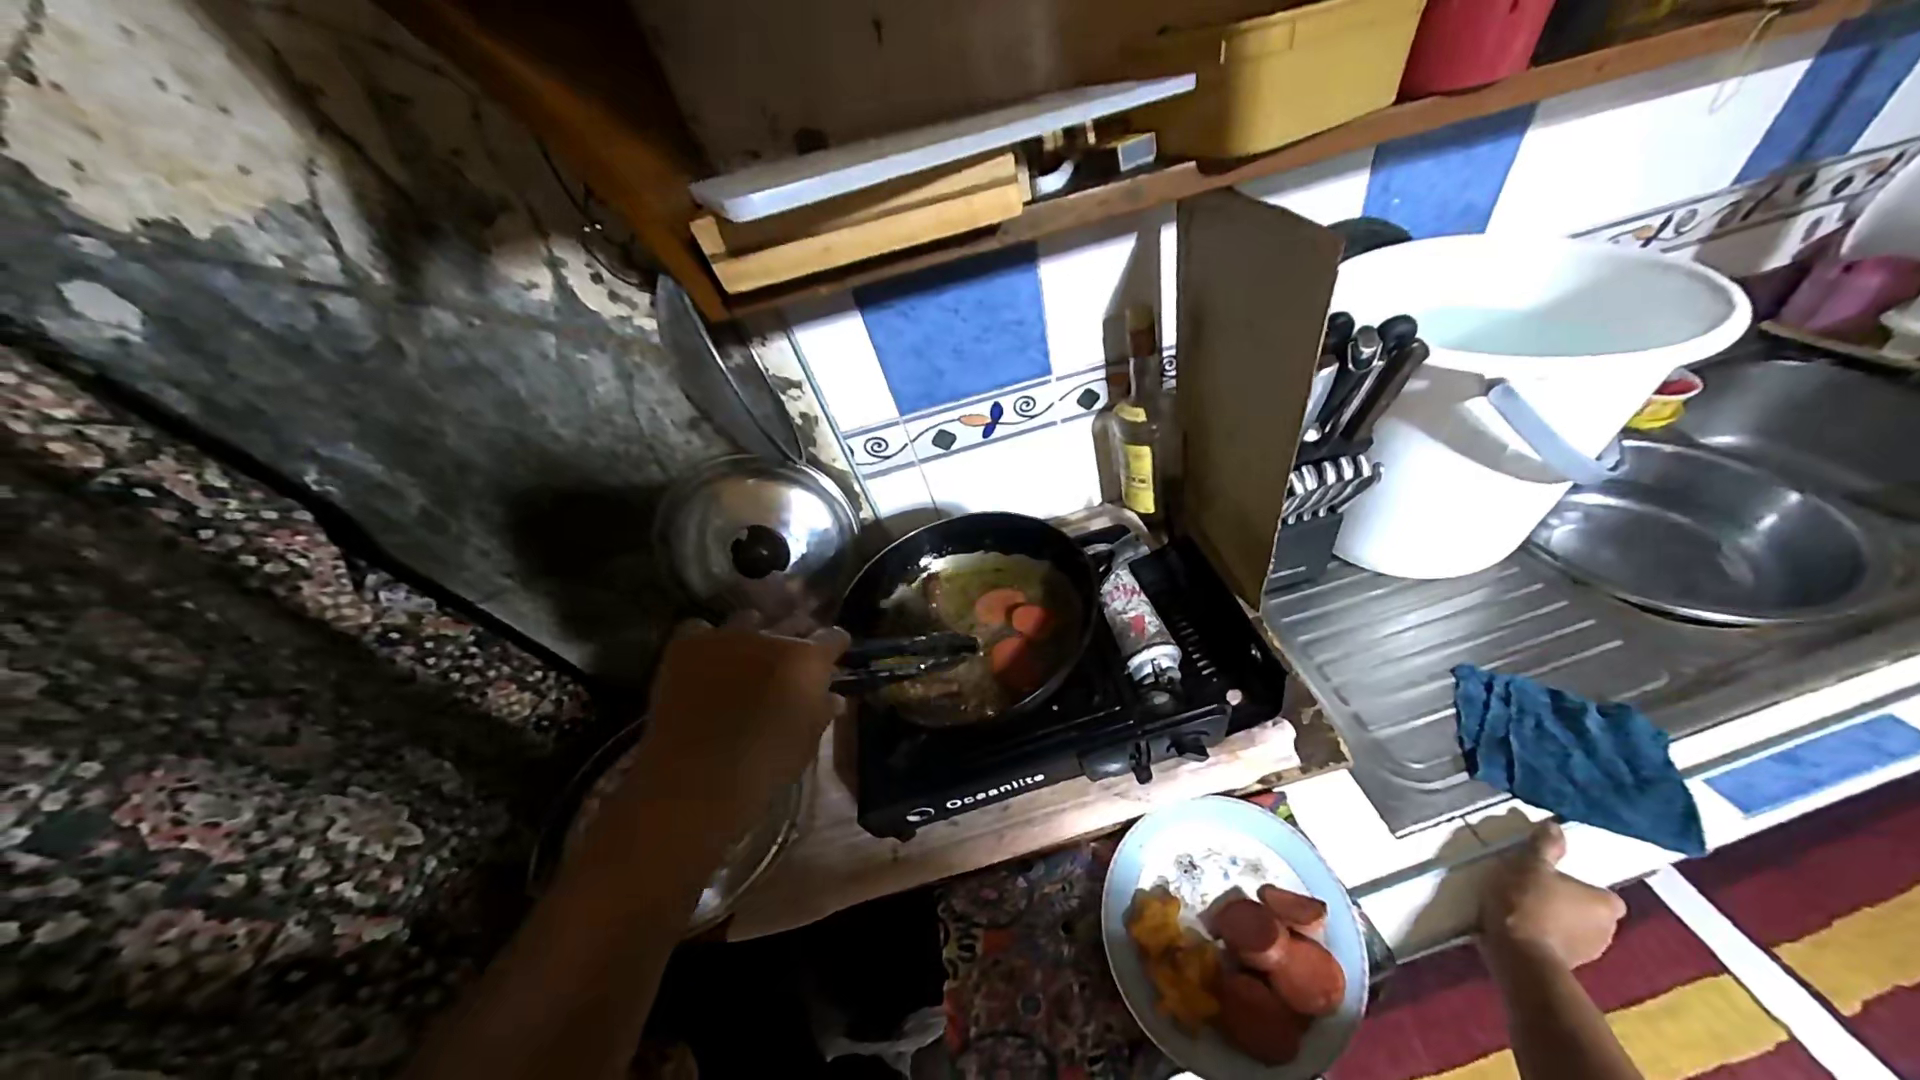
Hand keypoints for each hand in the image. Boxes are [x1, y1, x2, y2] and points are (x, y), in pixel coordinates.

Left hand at [594, 614, 849, 856]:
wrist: (698, 777)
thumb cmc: (765, 765)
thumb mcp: (806, 742)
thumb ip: (821, 711)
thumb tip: (832, 697)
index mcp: (807, 659)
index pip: (833, 637)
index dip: (835, 646)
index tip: (833, 657)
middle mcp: (771, 636)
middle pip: (792, 621)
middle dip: (797, 635)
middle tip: (791, 658)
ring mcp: (726, 636)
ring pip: (747, 619)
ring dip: (753, 632)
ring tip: (747, 653)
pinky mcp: (687, 645)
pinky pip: (699, 628)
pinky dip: (706, 640)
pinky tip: (706, 658)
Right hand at [1479, 822, 1626, 970]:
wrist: (1518, 953)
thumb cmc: (1528, 902)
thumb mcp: (1530, 864)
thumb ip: (1545, 846)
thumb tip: (1556, 826)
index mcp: (1606, 905)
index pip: (1603, 894)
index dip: (1581, 886)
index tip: (1553, 879)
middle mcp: (1609, 931)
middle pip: (1589, 912)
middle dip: (1567, 903)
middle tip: (1533, 890)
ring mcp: (1590, 953)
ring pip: (1574, 929)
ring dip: (1555, 921)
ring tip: (1522, 909)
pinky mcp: (1569, 966)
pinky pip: (1558, 944)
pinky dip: (1545, 936)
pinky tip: (1519, 927)